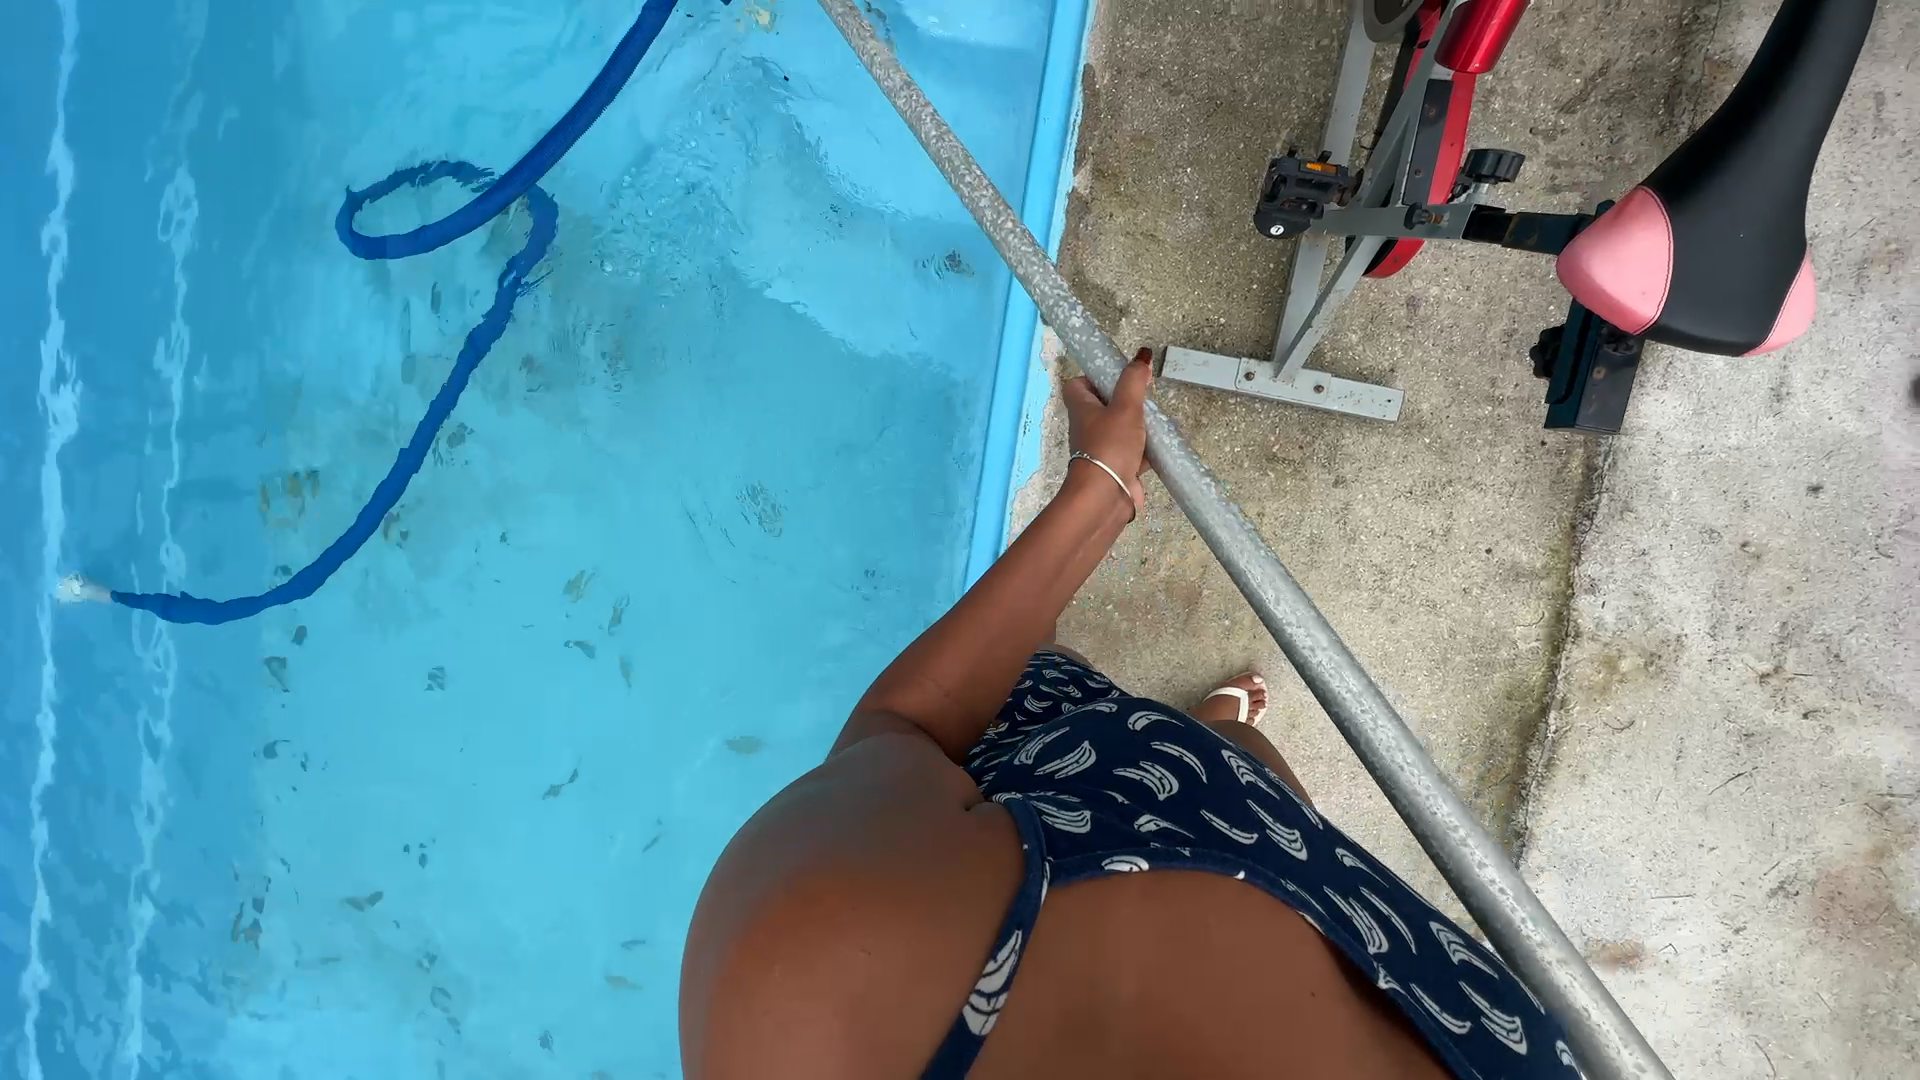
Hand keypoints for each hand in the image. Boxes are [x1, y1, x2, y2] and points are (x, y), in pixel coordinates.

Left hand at [1062, 348, 1153, 512]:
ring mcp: (1103, 449)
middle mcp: (1088, 428)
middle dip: (1127, 401)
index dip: (1094, 377)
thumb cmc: (1110, 446)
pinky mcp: (1118, 467)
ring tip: (1159, 420)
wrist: (1106, 496)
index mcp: (1081, 409)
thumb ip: (1134, 380)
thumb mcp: (1125, 407)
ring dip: (1141, 426)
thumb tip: (1143, 354)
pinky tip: (1166, 445)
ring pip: (1123, 430)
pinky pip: (1135, 452)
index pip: (1078, 385)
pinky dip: (1149, 449)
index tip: (1118, 376)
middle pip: (1105, 406)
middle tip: (1146, 398)